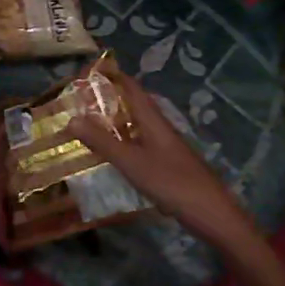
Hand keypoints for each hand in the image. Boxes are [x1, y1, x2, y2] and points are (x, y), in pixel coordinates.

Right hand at [69, 73, 255, 249]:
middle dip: (108, 98)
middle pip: (133, 103)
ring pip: (136, 124)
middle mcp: (159, 127)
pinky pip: (139, 143)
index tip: (87, 71)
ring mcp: (165, 146)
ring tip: (88, 124)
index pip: (131, 87)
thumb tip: (71, 118)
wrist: (213, 214)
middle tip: (79, 100)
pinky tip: (110, 154)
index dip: (112, 75)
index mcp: (152, 119)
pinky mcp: (167, 164)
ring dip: (114, 121)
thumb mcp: (132, 162)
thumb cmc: (172, 182)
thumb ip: (102, 141)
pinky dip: (122, 141)